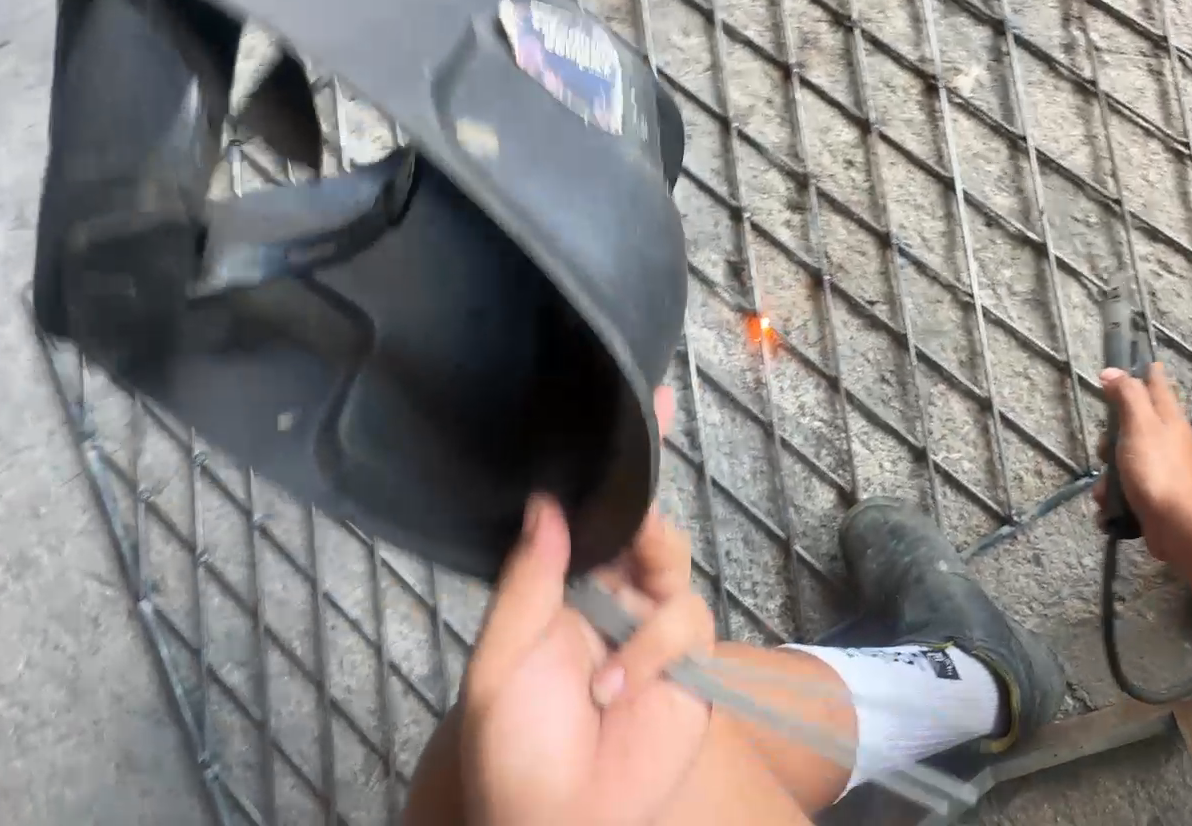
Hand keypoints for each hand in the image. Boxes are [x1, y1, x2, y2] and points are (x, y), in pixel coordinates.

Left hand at [459, 388, 715, 825]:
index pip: (584, 514)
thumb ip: (529, 583)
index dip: (609, 467)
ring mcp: (653, 620)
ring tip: (611, 648)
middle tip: (634, 517)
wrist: (571, 823)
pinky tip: (618, 691)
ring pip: (672, 560)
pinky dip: (651, 653)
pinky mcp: (690, 650)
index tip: (637, 407)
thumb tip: (547, 503)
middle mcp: (610, 593)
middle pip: (640, 524)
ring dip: (643, 592)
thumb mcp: (501, 668)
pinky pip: (684, 620)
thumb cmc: (517, 749)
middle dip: (642, 509)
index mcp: (559, 588)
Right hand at [1093, 364, 1191, 562]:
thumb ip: (1127, 395)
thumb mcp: (1139, 424)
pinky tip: (1109, 508)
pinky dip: (1114, 500)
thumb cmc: (1158, 469)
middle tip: (1106, 448)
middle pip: (1132, 426)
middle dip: (1111, 439)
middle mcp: (1167, 440)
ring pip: (1124, 461)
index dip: (1145, 373)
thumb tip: (1112, 371)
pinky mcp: (1153, 497)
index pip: (1157, 385)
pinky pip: (1125, 491)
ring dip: (1108, 476)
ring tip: (1106, 490)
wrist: (1179, 526)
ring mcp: (1161, 470)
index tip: (1136, 364)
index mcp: (1168, 418)